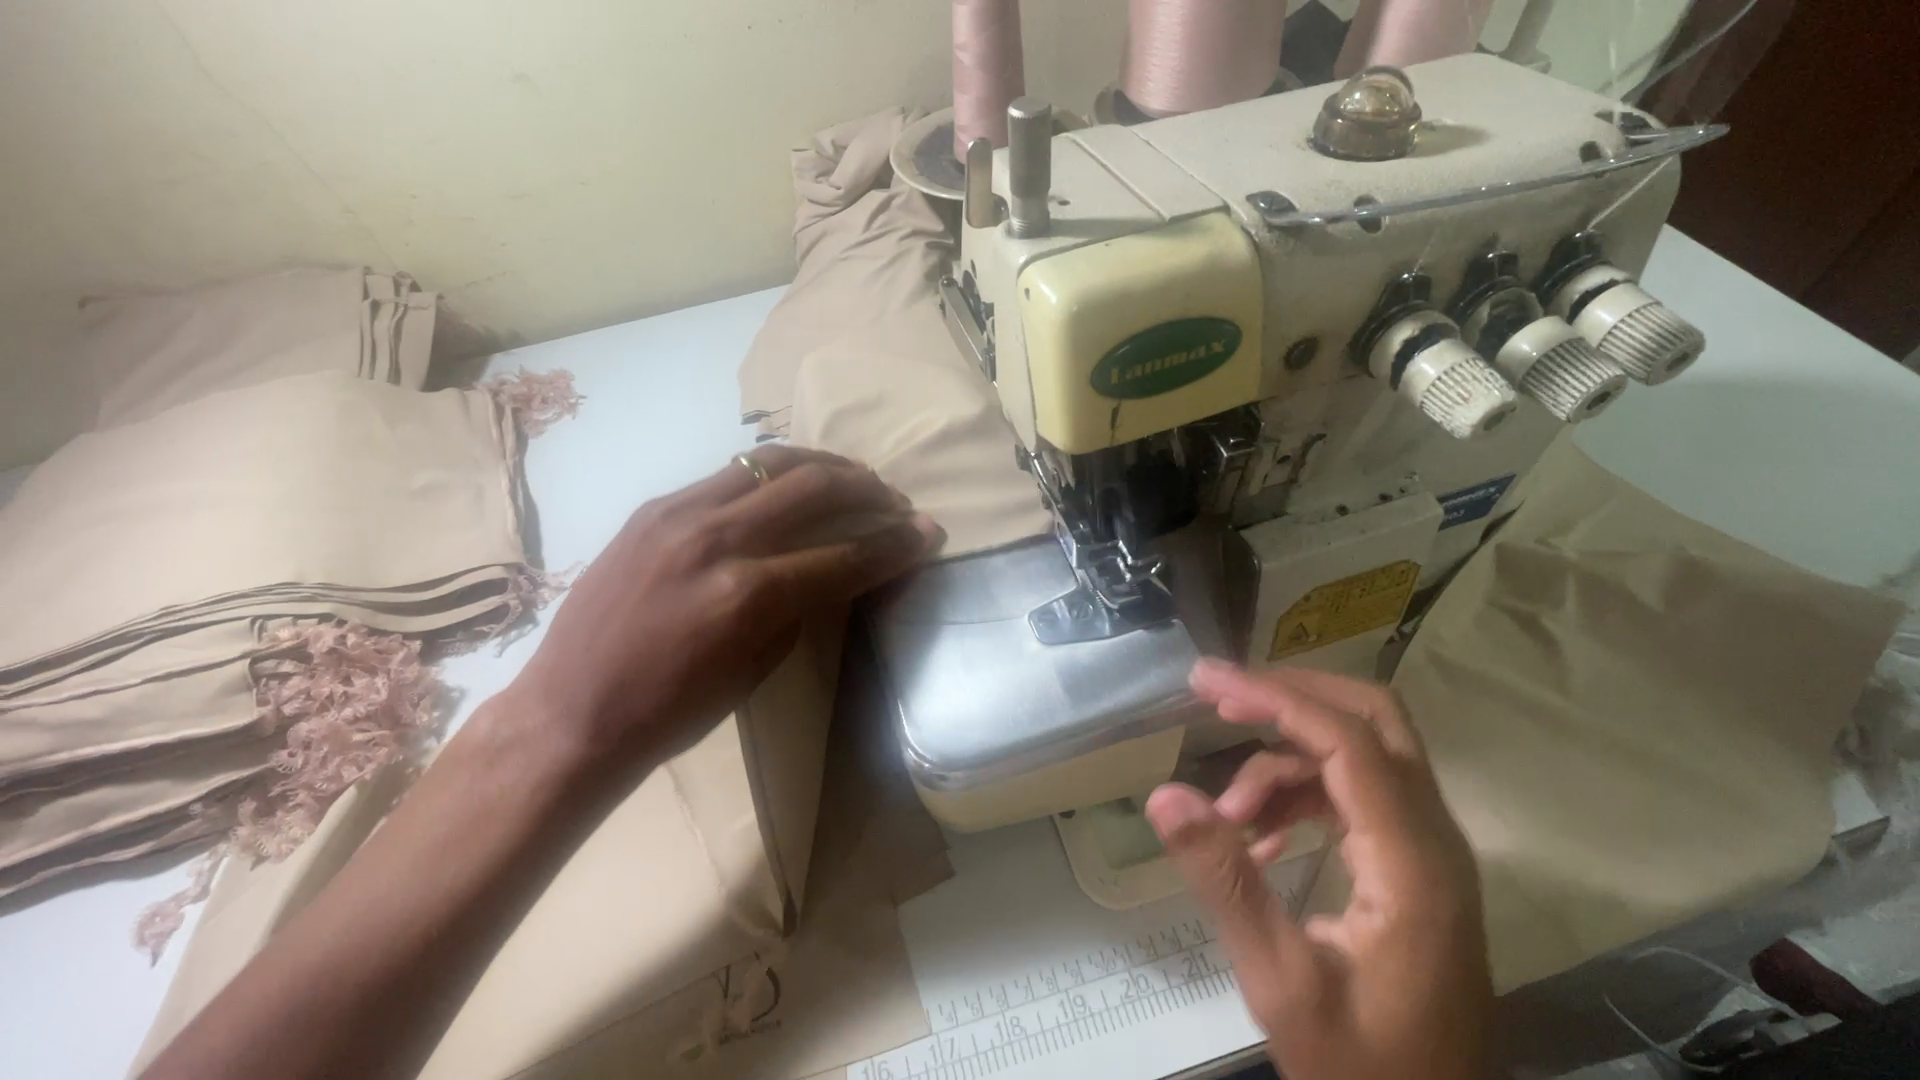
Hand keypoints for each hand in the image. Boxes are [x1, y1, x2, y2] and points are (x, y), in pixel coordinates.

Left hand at [507, 446, 940, 764]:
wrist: (572, 709)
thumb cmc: (672, 712)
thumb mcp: (755, 669)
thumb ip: (798, 608)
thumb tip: (832, 569)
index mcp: (748, 594)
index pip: (845, 556)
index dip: (896, 544)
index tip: (929, 532)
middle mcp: (717, 539)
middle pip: (815, 488)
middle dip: (869, 491)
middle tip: (895, 503)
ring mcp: (678, 514)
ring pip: (770, 462)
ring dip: (823, 466)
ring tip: (853, 478)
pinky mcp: (652, 508)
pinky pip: (727, 475)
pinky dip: (771, 475)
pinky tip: (788, 487)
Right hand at [1145, 661, 1491, 1079]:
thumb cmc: (1362, 1065)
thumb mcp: (1281, 983)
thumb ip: (1226, 883)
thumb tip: (1164, 794)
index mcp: (1415, 864)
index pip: (1349, 742)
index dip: (1275, 700)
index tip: (1205, 684)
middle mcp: (1435, 841)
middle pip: (1374, 722)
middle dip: (1291, 697)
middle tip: (1217, 697)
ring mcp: (1430, 854)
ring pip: (1362, 756)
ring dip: (1287, 762)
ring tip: (1226, 816)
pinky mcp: (1415, 870)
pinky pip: (1357, 798)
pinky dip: (1302, 797)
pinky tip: (1256, 841)